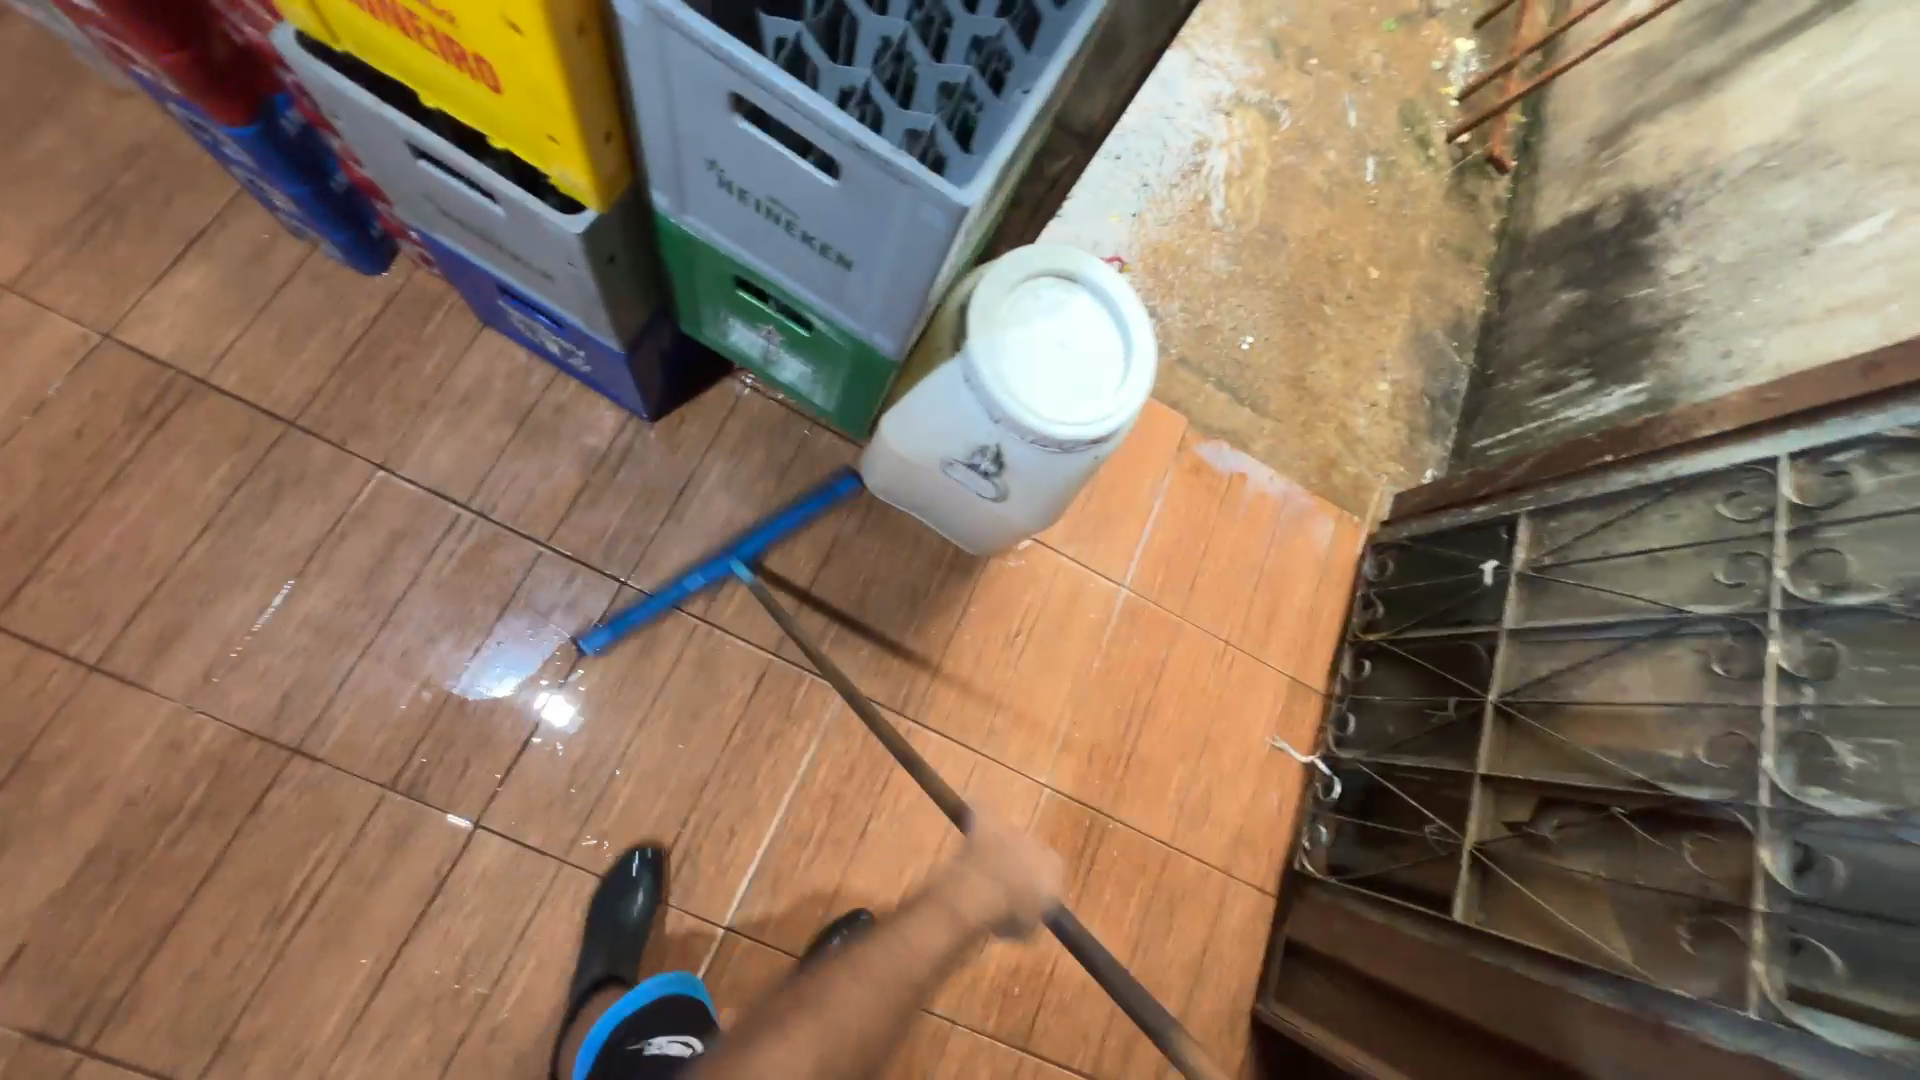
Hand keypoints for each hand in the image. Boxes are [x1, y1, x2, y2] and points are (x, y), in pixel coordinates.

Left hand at [931, 814, 1062, 939]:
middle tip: (1003, 884)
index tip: (1026, 899)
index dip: (1038, 886)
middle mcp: (1037, 844)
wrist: (981, 891)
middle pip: (1030, 852)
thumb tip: (1024, 916)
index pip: (1052, 873)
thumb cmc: (1009, 915)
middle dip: (1018, 864)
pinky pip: (984, 814)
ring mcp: (1010, 830)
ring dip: (1000, 847)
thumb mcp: (1028, 929)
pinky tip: (974, 818)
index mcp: (1054, 868)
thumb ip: (1031, 917)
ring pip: (1008, 836)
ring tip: (985, 864)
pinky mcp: (987, 822)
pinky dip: (980, 816)